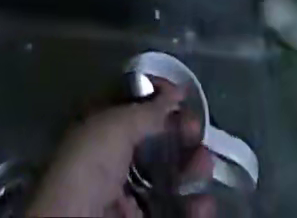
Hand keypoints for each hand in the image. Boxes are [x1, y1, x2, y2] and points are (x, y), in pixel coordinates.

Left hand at [27, 78, 215, 217]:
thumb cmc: (90, 164)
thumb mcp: (116, 126)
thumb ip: (148, 110)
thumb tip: (177, 91)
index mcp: (98, 127)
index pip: (130, 104)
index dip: (155, 95)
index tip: (180, 93)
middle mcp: (110, 158)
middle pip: (151, 141)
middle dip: (178, 133)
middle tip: (197, 129)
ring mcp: (124, 194)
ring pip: (164, 177)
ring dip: (189, 169)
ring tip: (206, 162)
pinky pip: (169, 211)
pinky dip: (191, 208)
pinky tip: (205, 203)